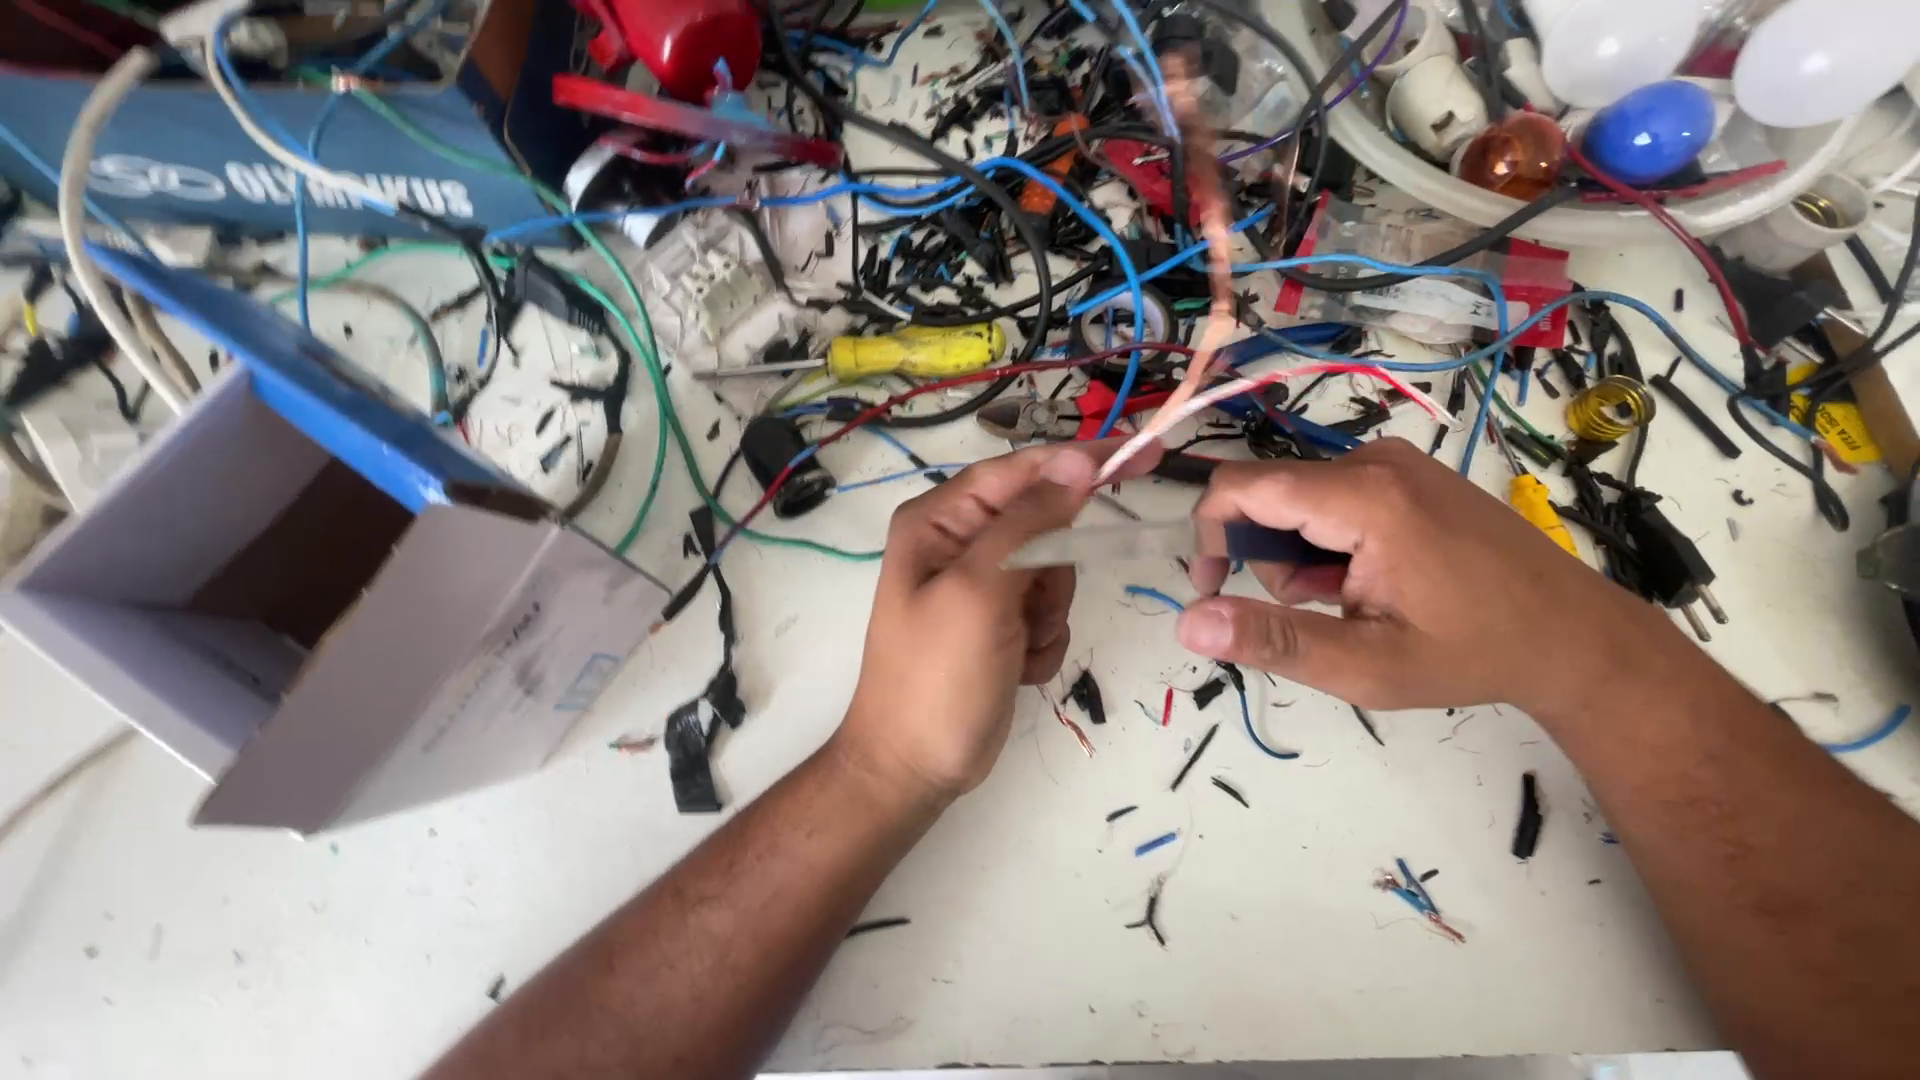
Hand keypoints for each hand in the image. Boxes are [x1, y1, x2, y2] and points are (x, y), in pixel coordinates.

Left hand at [837, 439, 1163, 802]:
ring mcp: (982, 585)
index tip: (1142, 454)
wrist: (914, 766)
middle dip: (1053, 569)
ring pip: (1055, 570)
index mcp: (939, 521)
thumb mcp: (980, 591)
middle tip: (1033, 608)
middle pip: (1044, 522)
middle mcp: (959, 543)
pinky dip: (1043, 639)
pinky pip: (1050, 609)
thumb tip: (1076, 461)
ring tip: (1016, 645)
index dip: (1079, 459)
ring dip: (1049, 611)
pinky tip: (1014, 666)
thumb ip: (1029, 523)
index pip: (1020, 470)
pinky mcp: (1001, 622)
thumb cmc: (936, 676)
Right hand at [1176, 438, 1678, 713]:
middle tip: (1318, 609)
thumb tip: (1188, 622)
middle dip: (1268, 559)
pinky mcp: (1405, 474)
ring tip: (1350, 599)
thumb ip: (1272, 639)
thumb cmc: (1470, 653)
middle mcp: (1374, 460)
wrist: (1575, 636)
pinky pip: (1328, 498)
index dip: (1210, 538)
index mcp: (1364, 497)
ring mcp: (1394, 463)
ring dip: (1299, 556)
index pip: (1240, 488)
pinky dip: (1327, 542)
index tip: (1216, 591)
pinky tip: (1370, 578)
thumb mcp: (1364, 664)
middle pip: (1266, 496)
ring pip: (1295, 500)